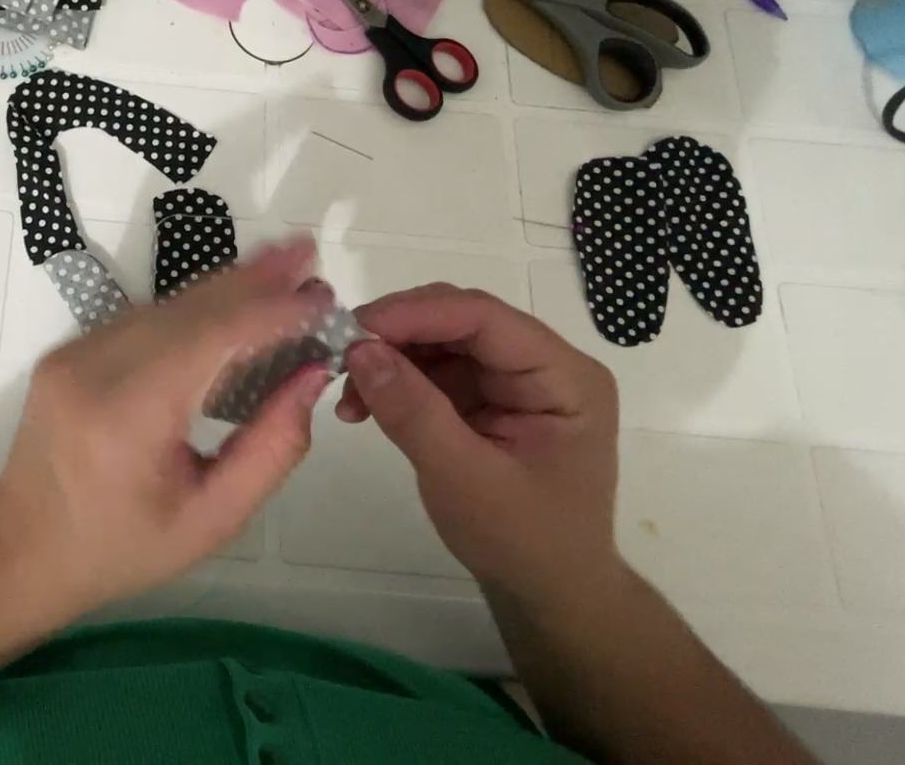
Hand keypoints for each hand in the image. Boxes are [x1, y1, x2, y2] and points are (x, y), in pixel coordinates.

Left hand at [0, 239, 331, 615]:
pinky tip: (226, 303)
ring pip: (163, 306)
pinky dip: (189, 309)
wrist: (23, 546)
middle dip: (252, 278)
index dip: (270, 310)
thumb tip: (312, 376)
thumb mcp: (211, 518)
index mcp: (128, 414)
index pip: (212, 337)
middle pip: (186, 307)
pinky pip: (141, 319)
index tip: (318, 294)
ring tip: (279, 270)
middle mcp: (94, 367)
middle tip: (306, 253)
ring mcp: (74, 353)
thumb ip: (270, 447)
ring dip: (222, 287)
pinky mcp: (68, 352)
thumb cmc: (122, 547)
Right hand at [336, 284, 621, 603]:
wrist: (545, 590)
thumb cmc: (521, 540)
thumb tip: (358, 349)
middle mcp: (541, 364)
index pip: (484, 317)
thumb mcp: (463, 478)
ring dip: (387, 358)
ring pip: (436, 339)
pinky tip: (361, 406)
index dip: (417, 313)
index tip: (355, 330)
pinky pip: (429, 367)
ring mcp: (511, 379)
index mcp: (563, 376)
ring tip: (347, 396)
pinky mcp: (484, 395)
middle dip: (396, 334)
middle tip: (341, 358)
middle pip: (458, 319)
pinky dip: (392, 380)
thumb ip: (413, 411)